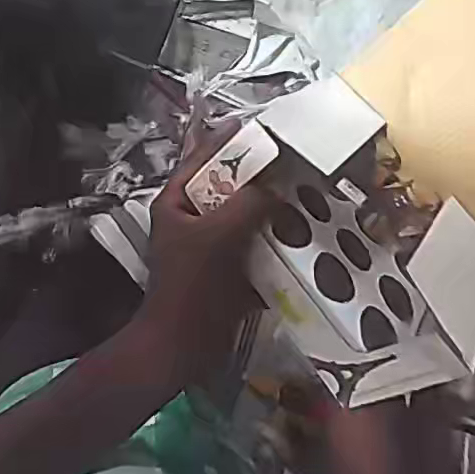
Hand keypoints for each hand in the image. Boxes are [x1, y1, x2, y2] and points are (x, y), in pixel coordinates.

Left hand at [137, 122, 275, 379]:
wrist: (182, 347)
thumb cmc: (191, 288)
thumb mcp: (216, 237)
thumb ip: (246, 205)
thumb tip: (275, 186)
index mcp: (176, 202)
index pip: (201, 159)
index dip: (226, 141)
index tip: (256, 125)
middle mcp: (191, 217)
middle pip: (225, 185)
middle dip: (255, 174)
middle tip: (288, 159)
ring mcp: (209, 243)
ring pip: (241, 213)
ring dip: (267, 205)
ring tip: (299, 189)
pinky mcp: (226, 266)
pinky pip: (252, 241)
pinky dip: (271, 234)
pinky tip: (298, 229)